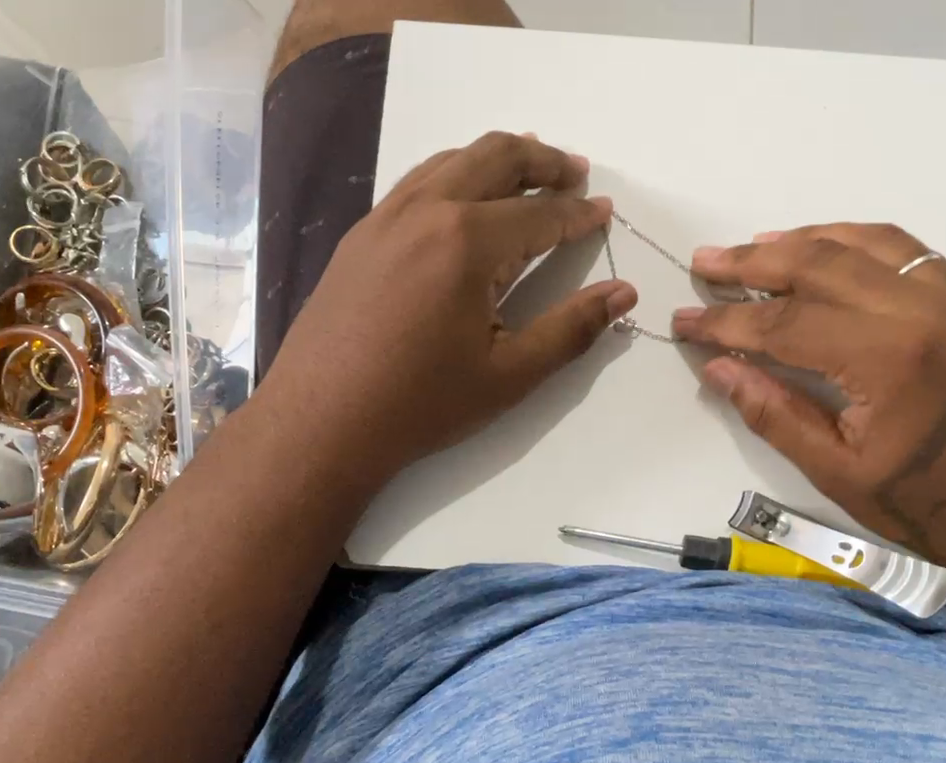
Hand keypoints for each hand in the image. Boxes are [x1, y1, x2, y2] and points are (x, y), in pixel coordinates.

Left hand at [257, 132, 637, 485]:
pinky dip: (452, 177)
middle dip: (542, 162)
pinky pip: (415, 185)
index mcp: (467, 241)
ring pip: (451, 163)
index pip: (539, 214)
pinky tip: (460, 202)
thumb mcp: (508, 376)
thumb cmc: (420, 405)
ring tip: (525, 174)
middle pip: (495, 158)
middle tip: (574, 173)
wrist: (321, 421)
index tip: (604, 211)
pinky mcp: (359, 237)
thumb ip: (570, 330)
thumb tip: (623, 294)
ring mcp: (385, 218)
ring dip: (496, 161)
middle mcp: (425, 211)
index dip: (578, 214)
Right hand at [674, 224, 945, 607]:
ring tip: (755, 248)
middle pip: (820, 265)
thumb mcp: (838, 472)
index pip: (784, 323)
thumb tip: (717, 367)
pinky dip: (856, 241)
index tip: (683, 321)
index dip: (726, 322)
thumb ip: (774, 413)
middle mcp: (922, 309)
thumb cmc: (928, 507)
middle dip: (754, 263)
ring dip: (803, 241)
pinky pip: (905, 251)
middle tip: (705, 262)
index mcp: (886, 358)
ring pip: (865, 244)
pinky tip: (826, 249)